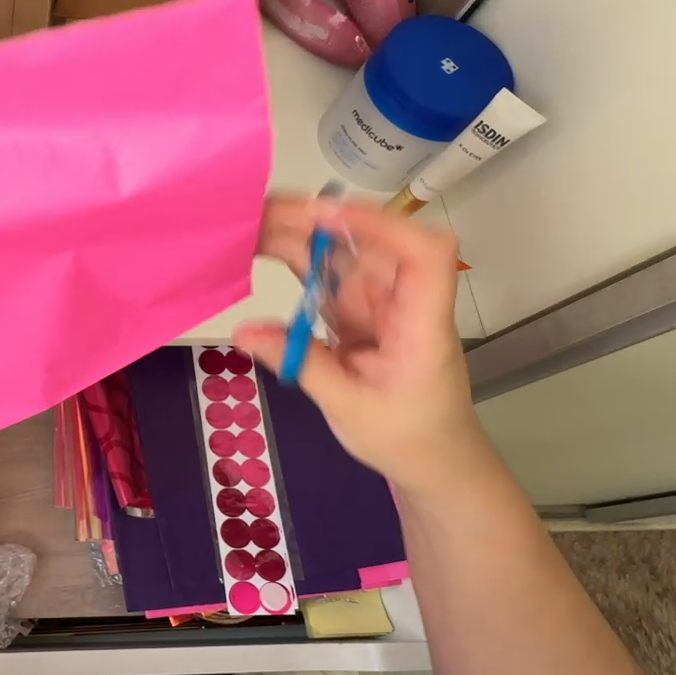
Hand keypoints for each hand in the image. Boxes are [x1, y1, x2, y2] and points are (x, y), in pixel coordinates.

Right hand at [232, 194, 486, 488]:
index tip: (327, 216)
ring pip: (337, 255)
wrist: (431, 459)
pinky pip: (321, 278)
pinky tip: (258, 248)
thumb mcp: (352, 408)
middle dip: (313, 223)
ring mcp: (375, 304)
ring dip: (294, 235)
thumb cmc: (409, 437)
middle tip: (255, 215)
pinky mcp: (352, 313)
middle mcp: (400, 300)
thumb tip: (244, 332)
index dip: (380, 225)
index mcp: (421, 321)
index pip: (422, 255)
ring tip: (246, 225)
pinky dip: (291, 261)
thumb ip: (301, 364)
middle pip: (365, 244)